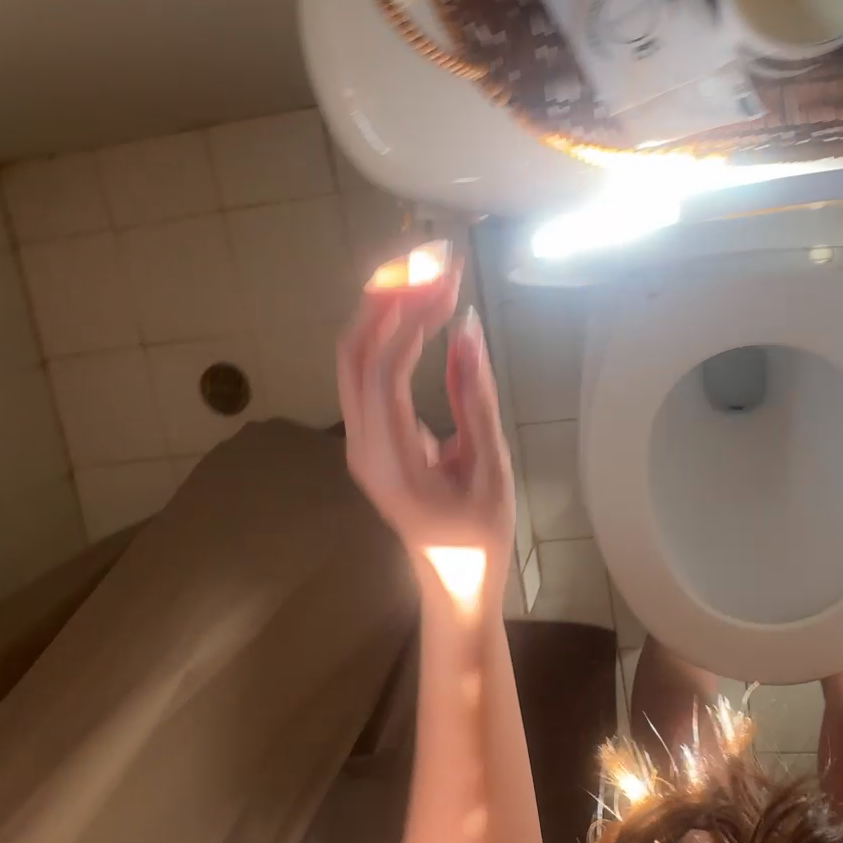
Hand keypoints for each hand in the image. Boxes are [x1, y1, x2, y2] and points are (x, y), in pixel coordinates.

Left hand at [336, 246, 514, 599]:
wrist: (452, 582)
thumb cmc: (479, 536)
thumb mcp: (489, 468)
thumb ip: (477, 397)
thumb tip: (468, 327)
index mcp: (389, 458)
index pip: (383, 370)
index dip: (411, 321)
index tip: (450, 286)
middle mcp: (360, 442)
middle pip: (353, 350)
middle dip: (389, 297)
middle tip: (434, 260)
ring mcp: (358, 437)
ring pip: (353, 354)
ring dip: (385, 307)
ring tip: (428, 271)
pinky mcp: (369, 432)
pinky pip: (365, 368)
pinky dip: (388, 330)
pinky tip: (420, 308)